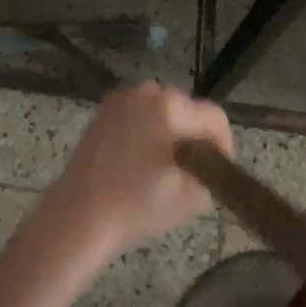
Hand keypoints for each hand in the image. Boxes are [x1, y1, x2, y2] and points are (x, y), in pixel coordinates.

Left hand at [45, 82, 234, 254]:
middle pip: (188, 107)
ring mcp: (122, 98)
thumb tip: (213, 162)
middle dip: (196, 134)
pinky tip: (143, 157)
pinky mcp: (104, 110)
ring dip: (171, 129)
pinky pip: (139, 112)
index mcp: (170, 108)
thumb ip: (213, 172)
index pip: (214, 116)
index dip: (224, 142)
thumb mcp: (192, 196)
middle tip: (196, 167)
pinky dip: (147, 127)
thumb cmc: (139, 205)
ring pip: (162, 108)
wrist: (81, 214)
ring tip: (168, 163)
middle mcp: (146, 92)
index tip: (221, 167)